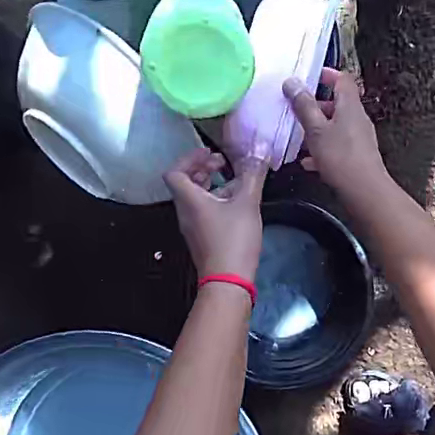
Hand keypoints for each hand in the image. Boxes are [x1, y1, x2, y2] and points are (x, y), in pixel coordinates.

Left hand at [164, 148, 267, 280]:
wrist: (228, 282)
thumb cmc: (233, 239)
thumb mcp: (247, 204)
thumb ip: (253, 176)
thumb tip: (259, 152)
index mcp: (189, 200)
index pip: (174, 172)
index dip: (189, 158)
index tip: (210, 154)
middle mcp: (185, 212)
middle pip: (184, 183)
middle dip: (202, 169)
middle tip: (223, 164)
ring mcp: (192, 227)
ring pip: (195, 198)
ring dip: (211, 185)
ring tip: (234, 182)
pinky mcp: (202, 239)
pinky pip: (203, 212)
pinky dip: (215, 201)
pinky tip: (236, 204)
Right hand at [285, 68, 387, 192]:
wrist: (364, 192)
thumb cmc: (340, 157)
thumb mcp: (316, 130)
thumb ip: (304, 106)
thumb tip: (292, 83)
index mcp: (349, 106)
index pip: (343, 80)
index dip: (327, 74)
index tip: (309, 76)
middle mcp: (357, 119)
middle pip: (337, 104)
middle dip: (315, 105)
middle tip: (296, 109)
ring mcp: (358, 138)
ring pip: (335, 126)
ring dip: (317, 128)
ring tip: (298, 136)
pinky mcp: (356, 156)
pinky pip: (336, 146)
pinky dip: (322, 149)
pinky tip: (308, 162)